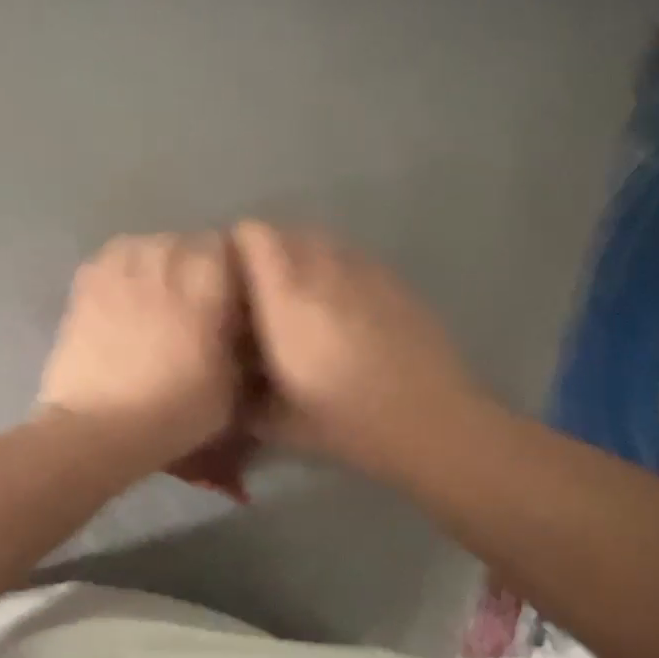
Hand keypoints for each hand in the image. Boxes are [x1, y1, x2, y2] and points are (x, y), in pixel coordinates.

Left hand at [39, 232, 242, 462]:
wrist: (99, 426)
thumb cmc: (173, 412)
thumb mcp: (230, 386)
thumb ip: (238, 344)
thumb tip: (235, 324)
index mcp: (207, 283)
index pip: (228, 248)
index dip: (231, 271)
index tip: (231, 297)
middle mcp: (164, 262)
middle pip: (187, 242)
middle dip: (193, 265)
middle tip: (194, 300)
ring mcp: (120, 268)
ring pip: (147, 244)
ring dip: (156, 262)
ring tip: (156, 294)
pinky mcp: (85, 283)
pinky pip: (111, 258)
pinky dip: (121, 269)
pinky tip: (123, 295)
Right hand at [232, 219, 486, 480]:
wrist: (433, 424)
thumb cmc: (346, 423)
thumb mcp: (275, 422)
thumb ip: (241, 392)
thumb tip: (225, 378)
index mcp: (288, 296)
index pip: (250, 235)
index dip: (233, 251)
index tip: (225, 283)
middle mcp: (325, 270)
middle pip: (285, 233)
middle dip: (265, 258)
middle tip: (257, 300)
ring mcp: (366, 271)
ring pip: (322, 244)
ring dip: (304, 263)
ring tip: (301, 306)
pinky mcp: (397, 283)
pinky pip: (354, 261)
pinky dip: (338, 276)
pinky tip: (343, 317)